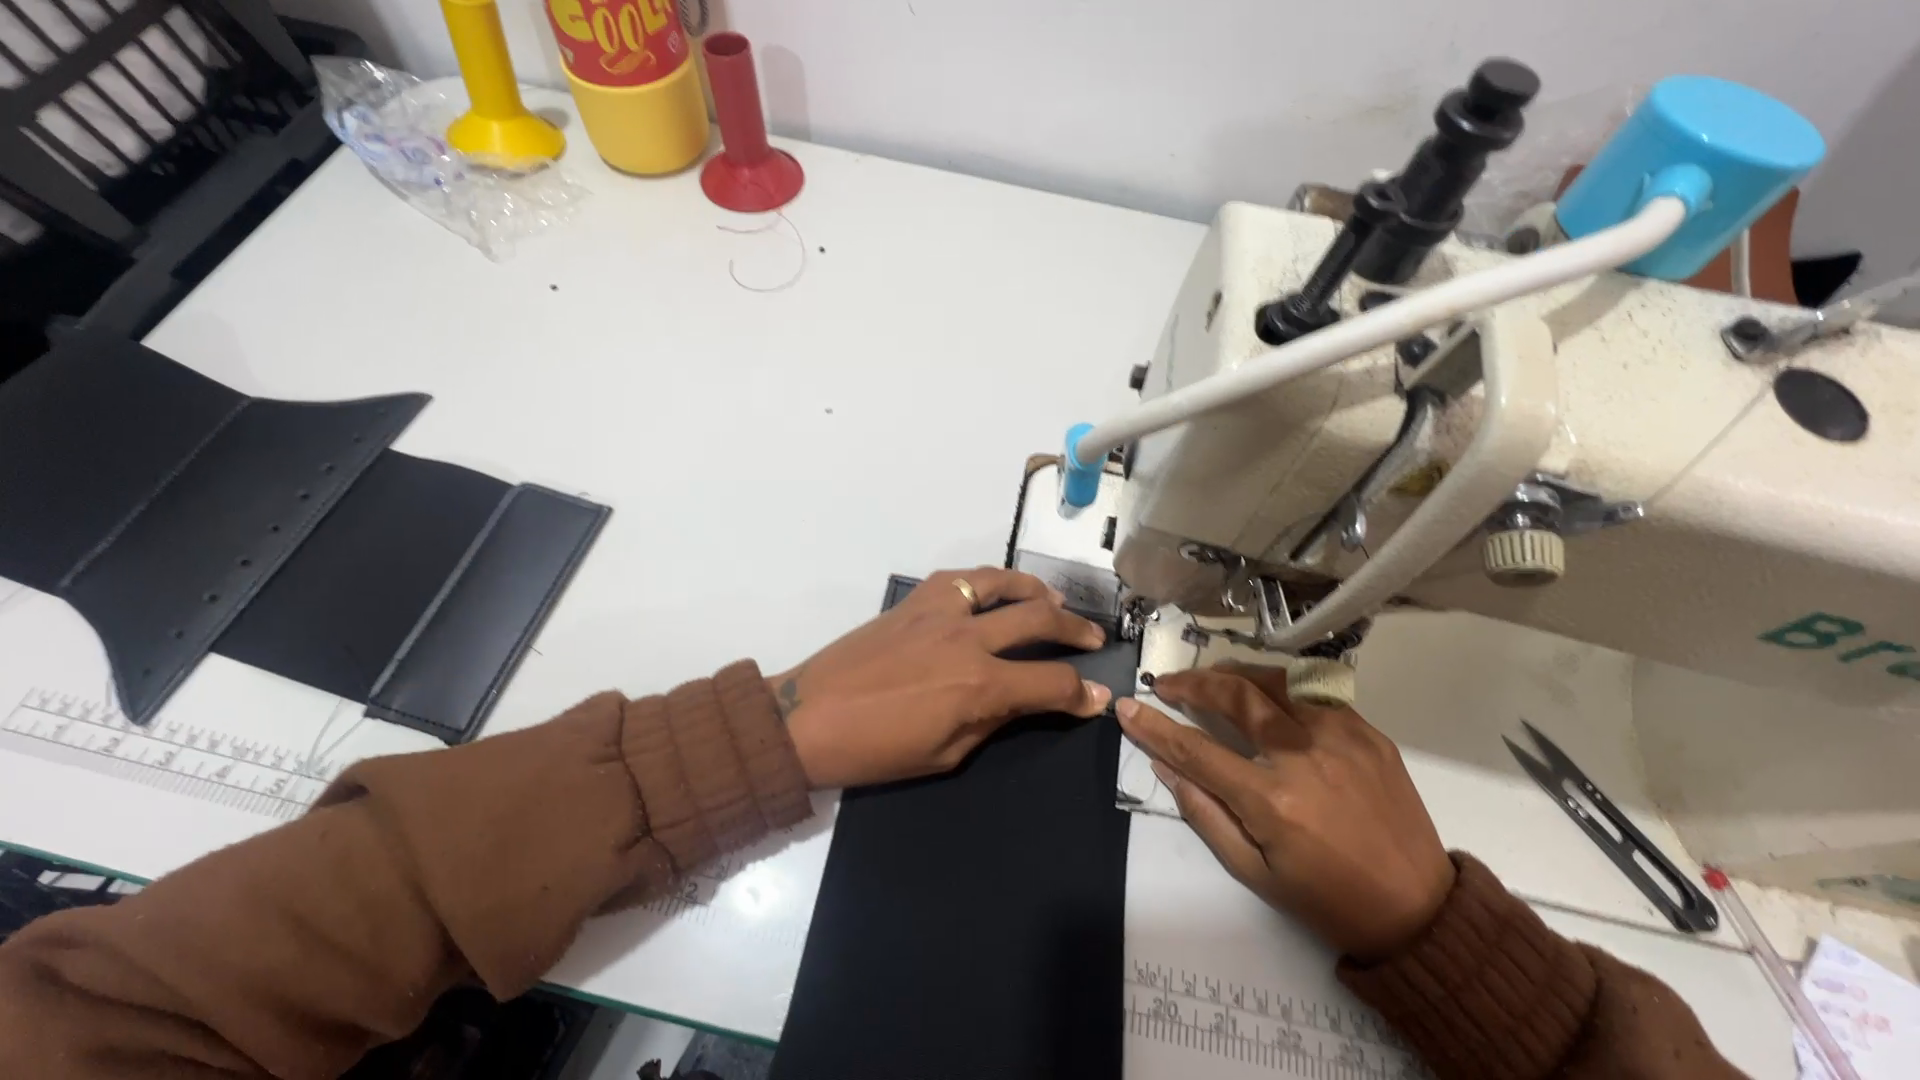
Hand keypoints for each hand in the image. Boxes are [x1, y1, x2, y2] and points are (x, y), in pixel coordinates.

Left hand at [773, 568, 1111, 788]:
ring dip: (1037, 591)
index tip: (1098, 699)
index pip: (1051, 683)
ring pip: (1001, 584)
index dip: (1082, 694)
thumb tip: (1023, 702)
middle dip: (1076, 631)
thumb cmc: (877, 752)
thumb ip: (992, 721)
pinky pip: (960, 579)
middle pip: (1038, 620)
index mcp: (980, 685)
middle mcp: (968, 639)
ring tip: (1055, 600)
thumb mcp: (946, 754)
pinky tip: (996, 590)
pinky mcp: (915, 602)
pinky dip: (988, 581)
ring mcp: (940, 613)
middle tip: (1093, 640)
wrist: (808, 720)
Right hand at [1116, 664, 1454, 960]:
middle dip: (1193, 682)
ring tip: (1212, 678)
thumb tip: (1165, 767)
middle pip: (1236, 696)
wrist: (1417, 908)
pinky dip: (1281, 685)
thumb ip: (1205, 814)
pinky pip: (1315, 692)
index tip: (1128, 707)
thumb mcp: (1254, 873)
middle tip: (1168, 683)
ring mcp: (1342, 736)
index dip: (1154, 727)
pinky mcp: (1369, 732)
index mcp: (1272, 799)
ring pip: (1276, 680)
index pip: (1196, 750)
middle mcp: (1305, 755)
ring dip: (1236, 673)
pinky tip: (1267, 692)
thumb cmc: (1326, 899)